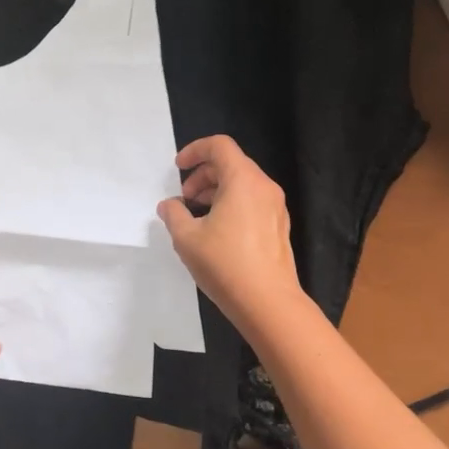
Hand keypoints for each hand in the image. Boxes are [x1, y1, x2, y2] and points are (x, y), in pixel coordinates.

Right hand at [157, 135, 307, 334]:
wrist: (268, 303)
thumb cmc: (225, 264)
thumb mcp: (187, 238)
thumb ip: (173, 215)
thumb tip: (169, 206)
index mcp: (243, 180)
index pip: (219, 146)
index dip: (195, 150)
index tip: (177, 168)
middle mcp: (264, 187)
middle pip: (231, 164)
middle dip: (203, 175)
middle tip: (184, 200)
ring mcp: (275, 207)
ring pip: (243, 184)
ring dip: (216, 191)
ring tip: (197, 217)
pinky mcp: (279, 226)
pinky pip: (253, 202)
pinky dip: (232, 205)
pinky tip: (217, 232)